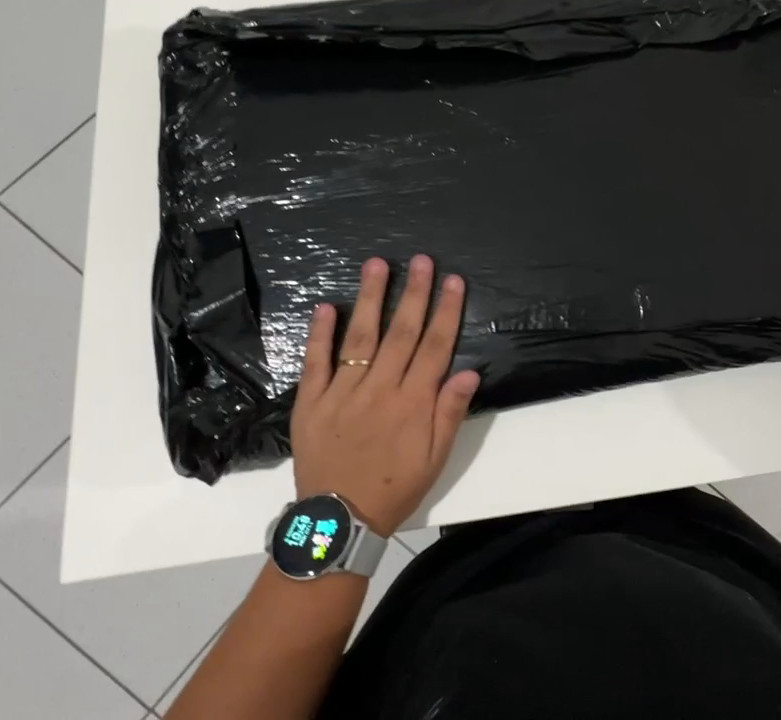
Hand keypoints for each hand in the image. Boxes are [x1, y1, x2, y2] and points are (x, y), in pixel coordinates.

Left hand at [290, 255, 481, 532]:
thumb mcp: (435, 458)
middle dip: (414, 293)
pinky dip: (320, 334)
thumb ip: (449, 413)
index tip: (453, 281)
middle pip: (401, 332)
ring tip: (377, 265)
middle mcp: (380, 389)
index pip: (435, 347)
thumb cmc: (395, 487)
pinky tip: (326, 306)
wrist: (339, 521)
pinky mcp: (311, 402)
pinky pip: (316, 362)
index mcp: (413, 403)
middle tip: (422, 260)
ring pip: (360, 337)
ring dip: (371, 299)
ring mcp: (342, 393)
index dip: (445, 311)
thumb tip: (469, 372)